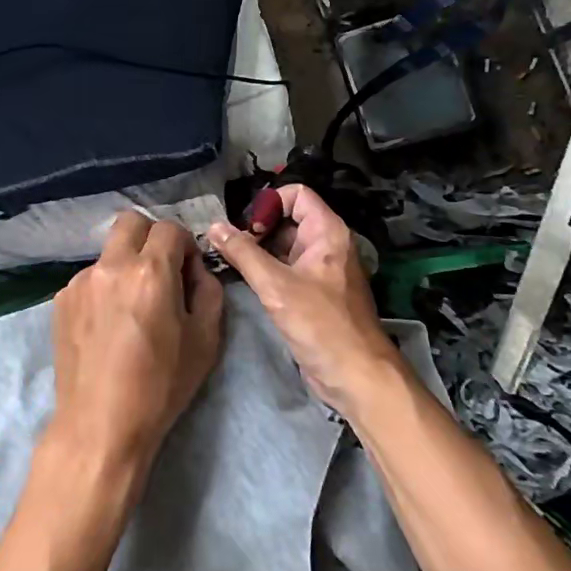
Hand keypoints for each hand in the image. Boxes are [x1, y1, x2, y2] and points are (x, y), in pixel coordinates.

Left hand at [49, 211, 224, 464]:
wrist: (99, 426)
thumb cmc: (160, 387)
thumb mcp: (205, 341)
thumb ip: (207, 290)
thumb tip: (194, 269)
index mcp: (150, 272)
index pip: (170, 228)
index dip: (184, 245)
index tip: (186, 271)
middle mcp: (112, 265)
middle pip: (131, 221)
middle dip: (150, 237)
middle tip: (159, 271)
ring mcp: (81, 280)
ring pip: (109, 252)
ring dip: (125, 266)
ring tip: (130, 309)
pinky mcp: (61, 298)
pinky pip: (90, 278)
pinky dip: (104, 289)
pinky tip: (107, 325)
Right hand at [208, 184, 403, 416]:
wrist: (356, 376)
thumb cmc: (320, 323)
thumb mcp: (275, 285)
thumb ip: (242, 253)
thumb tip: (213, 226)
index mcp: (327, 232)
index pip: (296, 194)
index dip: (269, 203)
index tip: (248, 228)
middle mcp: (327, 244)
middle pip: (288, 219)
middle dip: (258, 228)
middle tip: (233, 247)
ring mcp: (322, 269)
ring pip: (285, 245)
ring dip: (259, 250)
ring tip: (232, 262)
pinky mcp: (314, 293)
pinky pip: (287, 268)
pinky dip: (266, 269)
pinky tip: (245, 280)